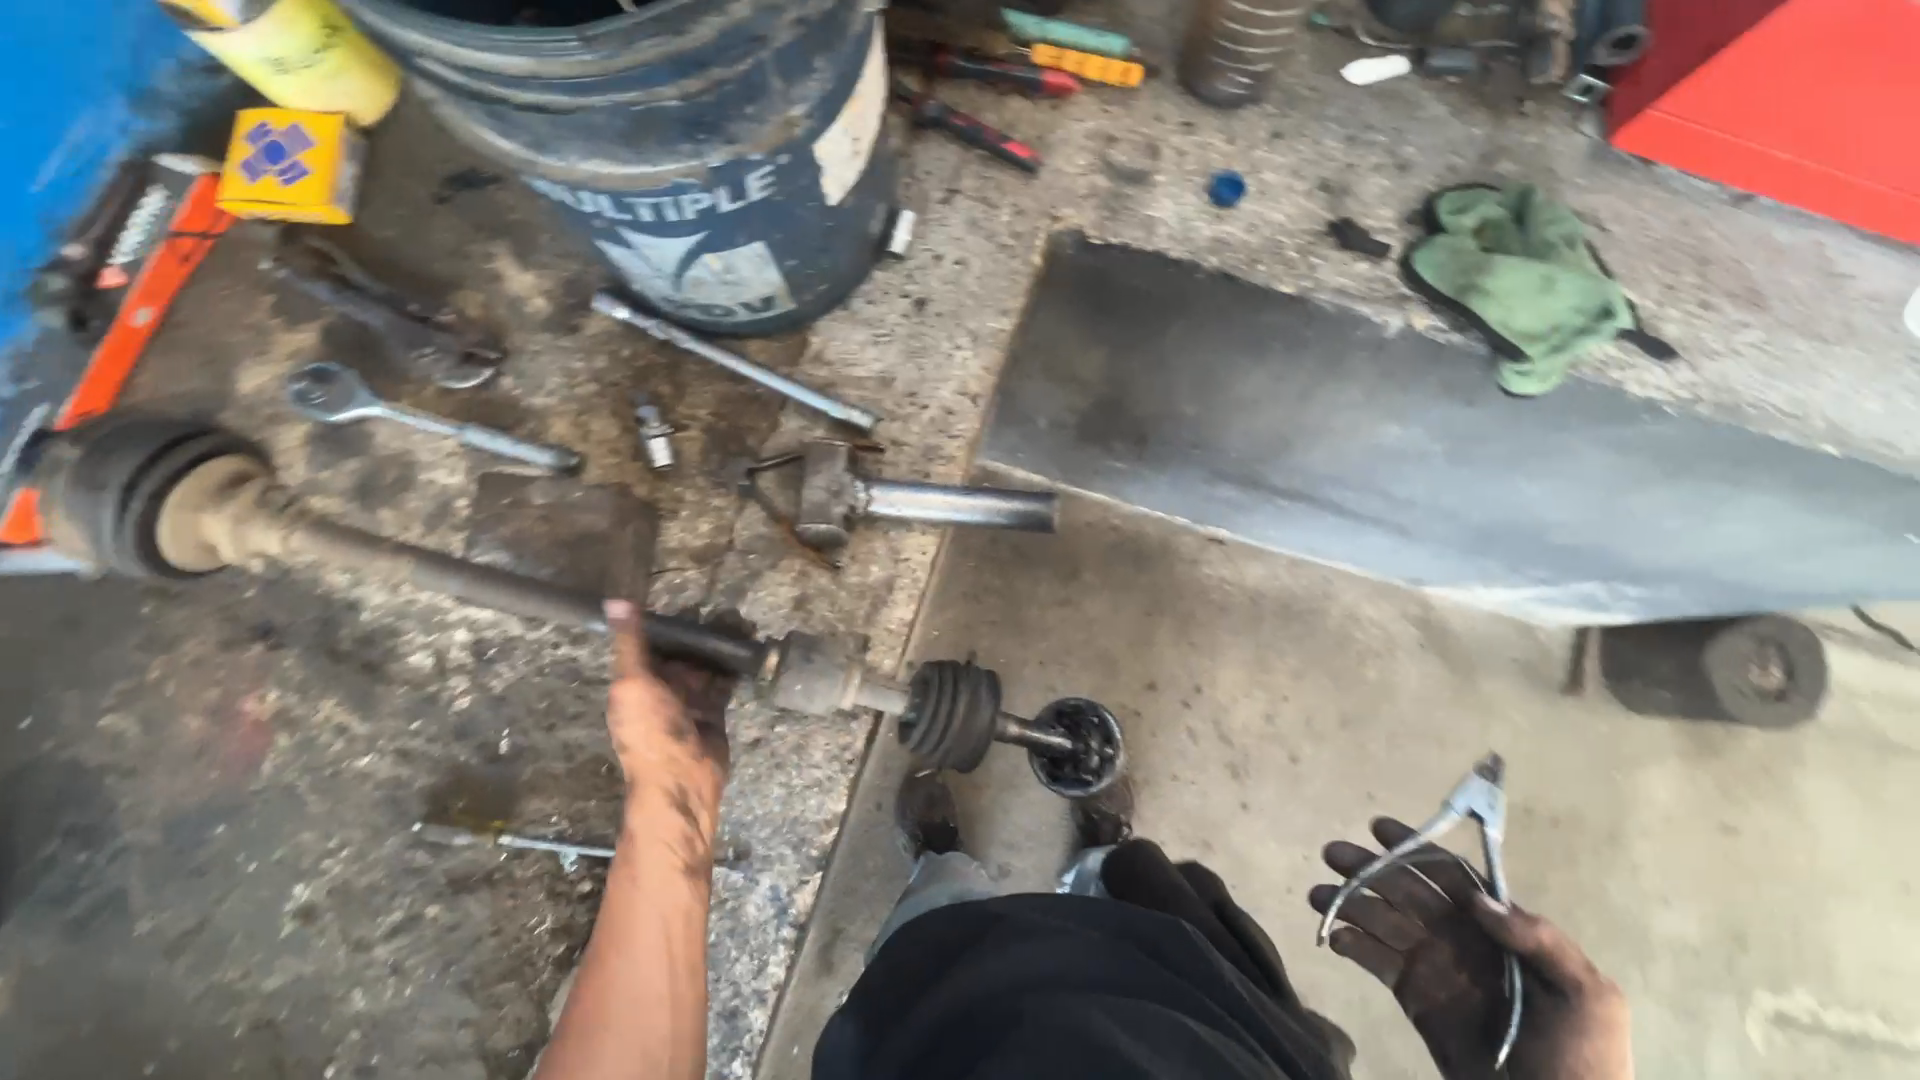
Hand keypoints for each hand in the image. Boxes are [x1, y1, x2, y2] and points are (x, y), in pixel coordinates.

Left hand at [604, 599, 733, 843]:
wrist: (682, 779)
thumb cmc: (650, 731)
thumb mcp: (632, 682)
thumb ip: (629, 642)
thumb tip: (615, 599)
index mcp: (634, 680)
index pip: (651, 642)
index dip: (669, 621)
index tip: (690, 600)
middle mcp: (661, 687)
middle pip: (683, 651)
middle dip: (702, 632)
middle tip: (728, 609)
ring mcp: (689, 699)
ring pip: (706, 663)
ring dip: (723, 645)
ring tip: (744, 623)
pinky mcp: (713, 710)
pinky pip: (724, 682)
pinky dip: (736, 665)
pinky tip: (750, 647)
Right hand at [1308, 817, 1631, 1079]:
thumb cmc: (1579, 1055)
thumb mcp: (1587, 995)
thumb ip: (1539, 940)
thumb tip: (1477, 900)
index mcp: (1499, 928)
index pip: (1450, 876)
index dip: (1414, 848)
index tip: (1378, 828)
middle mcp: (1459, 937)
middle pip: (1405, 889)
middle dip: (1368, 868)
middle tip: (1332, 853)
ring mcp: (1433, 966)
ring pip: (1382, 920)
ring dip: (1349, 902)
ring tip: (1317, 896)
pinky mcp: (1412, 997)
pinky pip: (1374, 960)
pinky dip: (1350, 945)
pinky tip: (1334, 938)